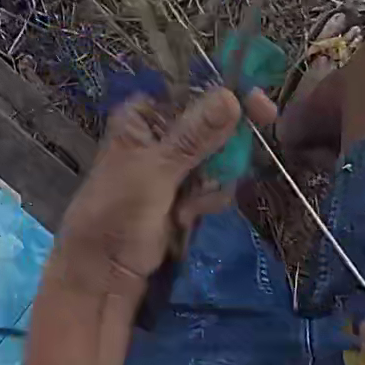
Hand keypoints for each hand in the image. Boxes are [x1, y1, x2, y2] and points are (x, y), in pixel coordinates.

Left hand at [50, 87, 276, 297]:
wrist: (102, 275)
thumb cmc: (116, 215)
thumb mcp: (155, 172)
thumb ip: (194, 136)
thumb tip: (231, 96)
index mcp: (144, 117)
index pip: (194, 90)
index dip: (229, 95)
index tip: (262, 108)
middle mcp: (162, 136)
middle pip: (215, 125)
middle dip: (222, 153)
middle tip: (220, 173)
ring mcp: (176, 166)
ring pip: (221, 158)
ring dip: (213, 184)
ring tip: (187, 208)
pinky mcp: (186, 195)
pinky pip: (216, 185)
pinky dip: (209, 201)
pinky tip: (188, 219)